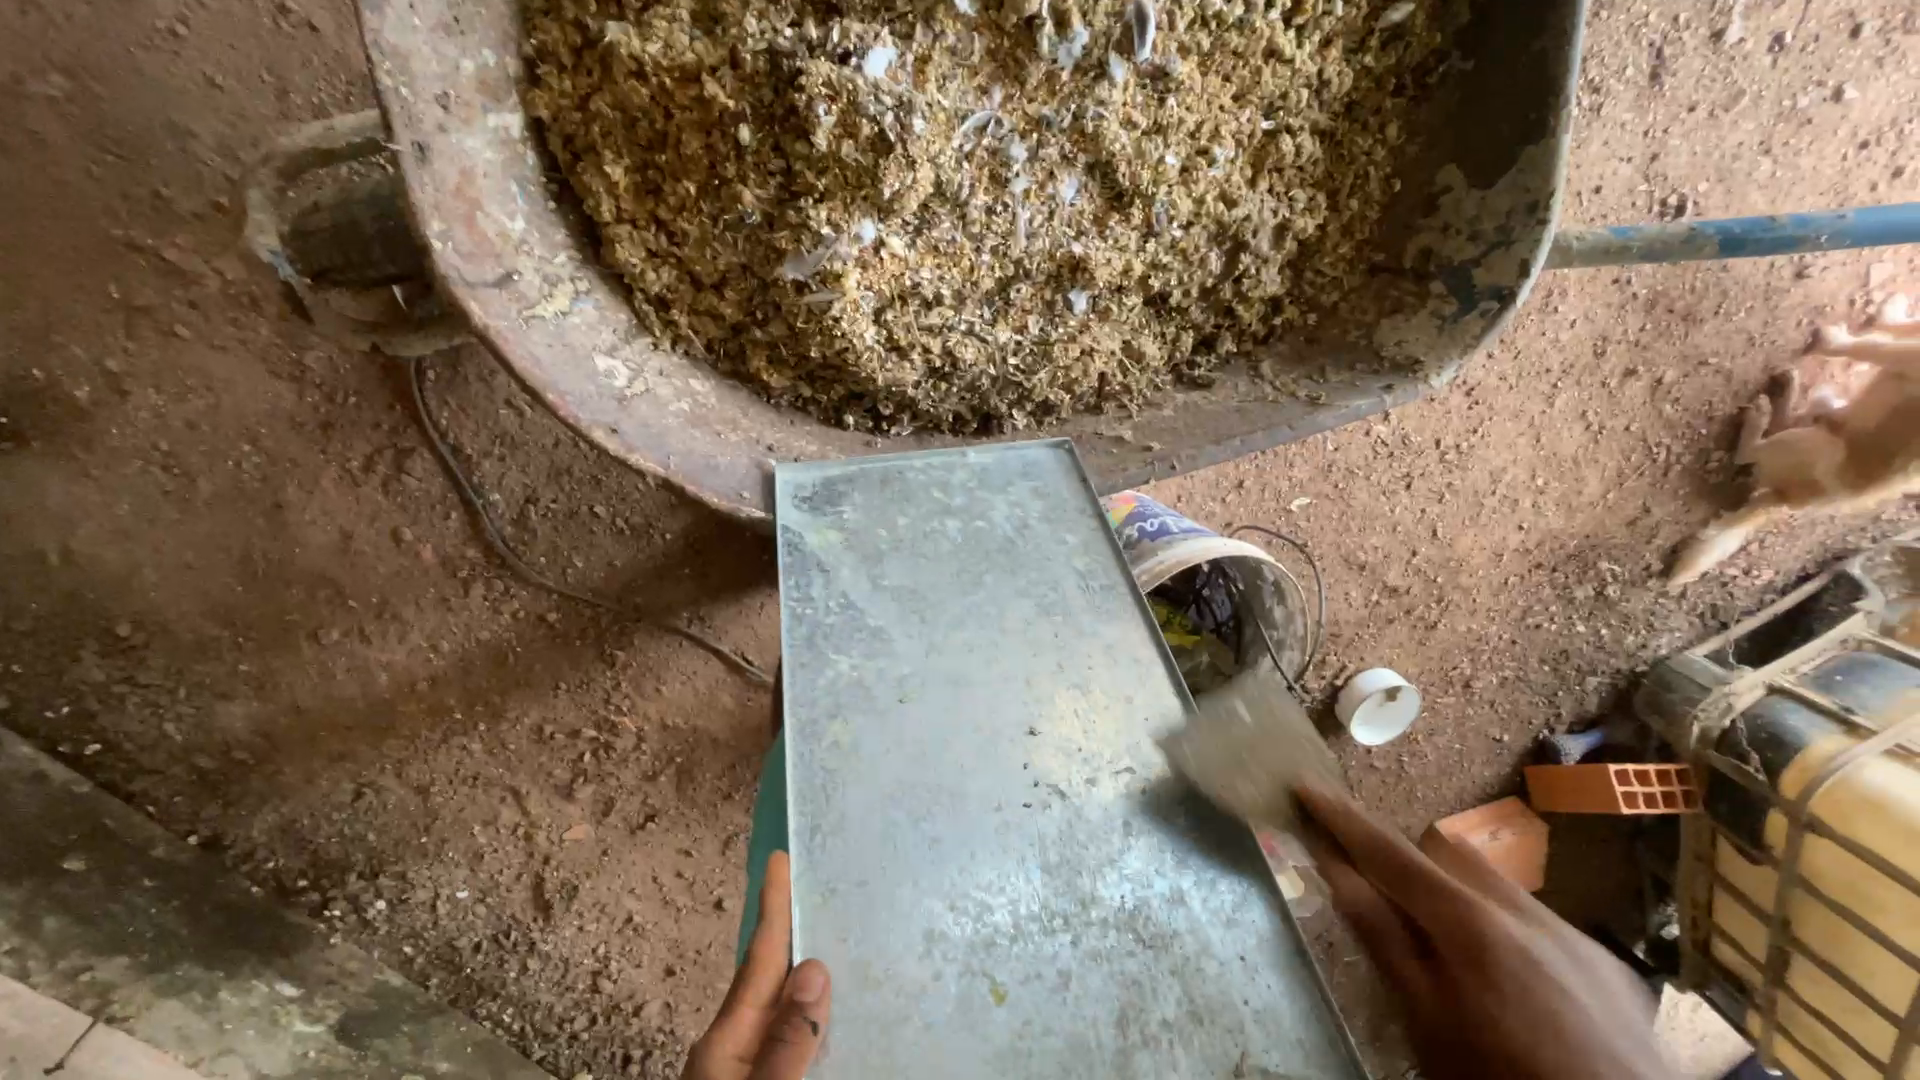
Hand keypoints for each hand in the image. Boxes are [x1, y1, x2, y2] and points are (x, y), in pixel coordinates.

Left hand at [684, 852, 831, 1079]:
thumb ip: (785, 1044)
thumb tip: (814, 969)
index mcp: (726, 1040)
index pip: (759, 960)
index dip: (772, 907)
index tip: (778, 857)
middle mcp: (731, 1045)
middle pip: (767, 975)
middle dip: (789, 928)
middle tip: (817, 883)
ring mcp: (740, 1067)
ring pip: (778, 1006)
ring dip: (801, 970)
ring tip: (832, 935)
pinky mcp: (754, 1077)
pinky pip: (785, 1034)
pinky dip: (805, 1012)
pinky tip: (827, 1012)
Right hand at [1297, 785, 1669, 1079]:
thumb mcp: (1426, 1022)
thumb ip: (1383, 940)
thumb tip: (1337, 872)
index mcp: (1470, 925)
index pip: (1389, 853)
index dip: (1342, 819)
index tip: (1306, 786)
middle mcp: (1523, 910)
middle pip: (1446, 849)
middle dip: (1409, 863)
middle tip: (1392, 909)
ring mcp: (1571, 932)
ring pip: (1494, 880)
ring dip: (1458, 894)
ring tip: (1452, 953)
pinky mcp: (1605, 961)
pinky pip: (1537, 917)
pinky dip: (1504, 930)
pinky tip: (1512, 987)